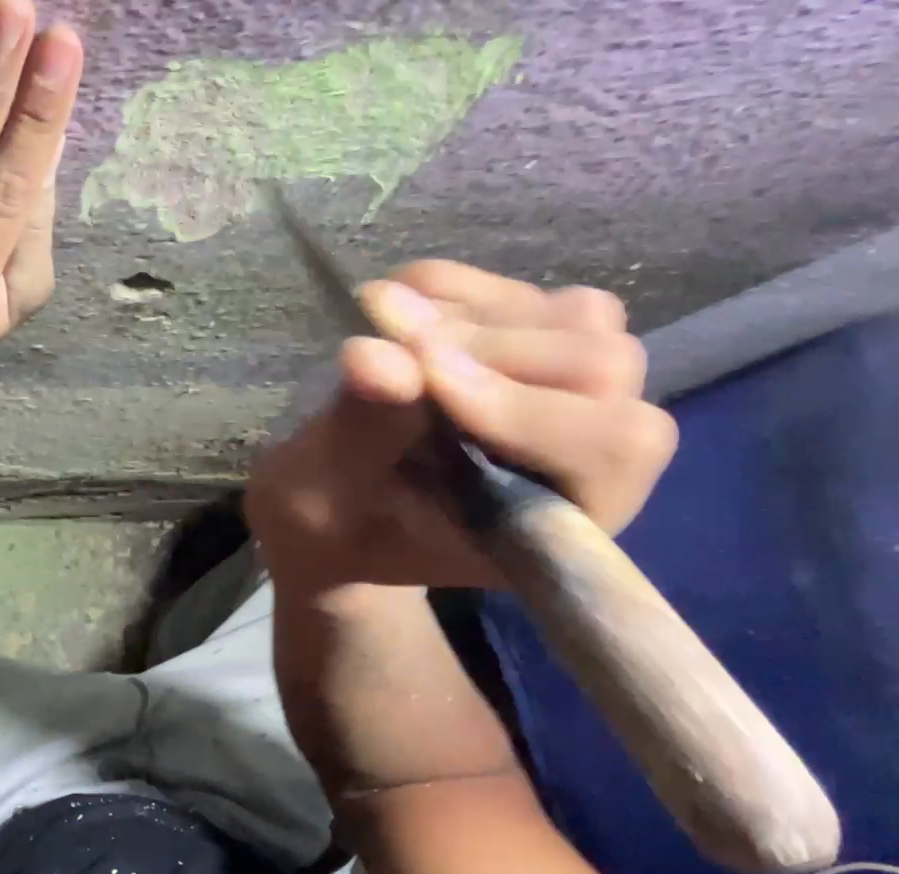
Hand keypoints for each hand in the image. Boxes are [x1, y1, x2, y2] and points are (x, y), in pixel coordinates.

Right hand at [245, 260, 678, 592]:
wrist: (327, 505)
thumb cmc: (330, 527)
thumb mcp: (325, 500)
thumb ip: (363, 436)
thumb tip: (373, 356)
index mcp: (553, 524)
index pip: (608, 446)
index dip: (522, 404)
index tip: (422, 375)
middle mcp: (588, 457)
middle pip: (601, 368)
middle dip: (487, 348)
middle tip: (386, 335)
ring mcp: (569, 394)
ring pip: (576, 319)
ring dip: (470, 312)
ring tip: (382, 321)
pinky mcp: (533, 348)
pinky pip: (524, 293)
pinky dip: (452, 287)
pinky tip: (391, 301)